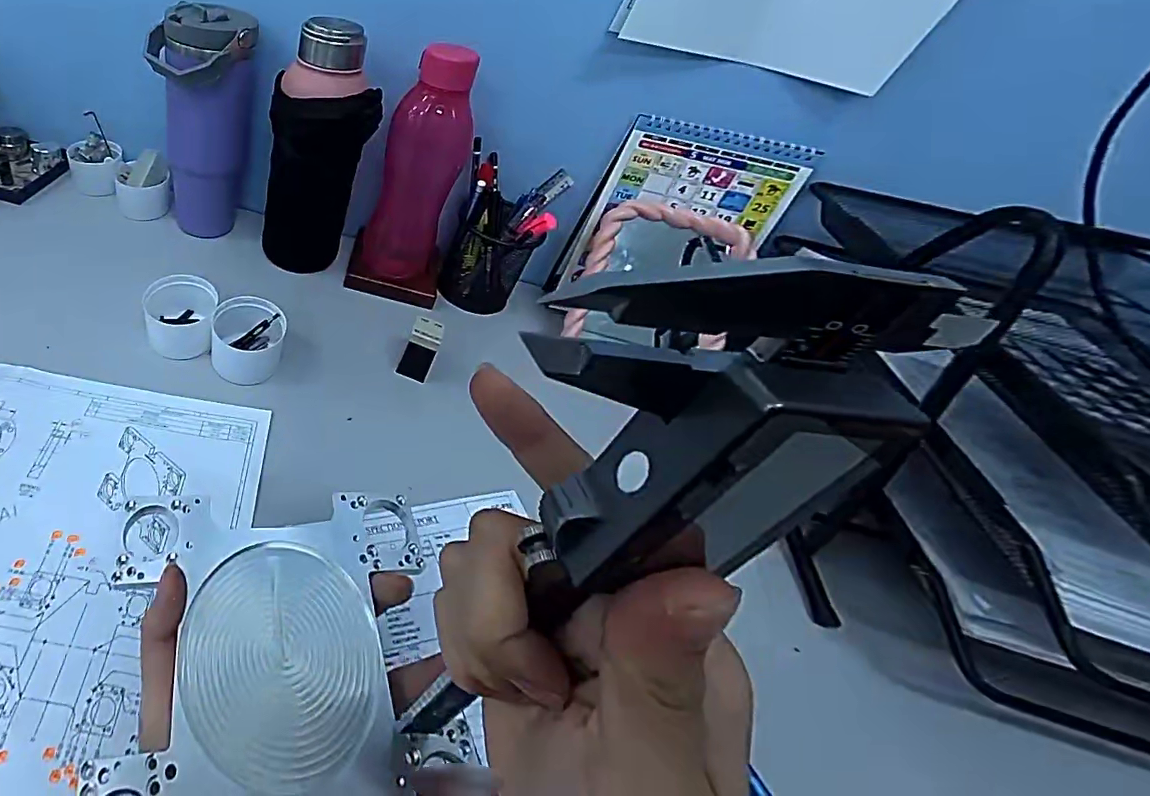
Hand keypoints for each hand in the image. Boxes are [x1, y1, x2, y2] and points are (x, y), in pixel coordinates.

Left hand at [137, 562, 430, 751]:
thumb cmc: (181, 762)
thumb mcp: (166, 697)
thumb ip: (166, 638)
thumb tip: (174, 575)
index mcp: (264, 667)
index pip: (304, 612)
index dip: (331, 582)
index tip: (355, 562)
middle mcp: (300, 690)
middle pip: (347, 637)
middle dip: (376, 607)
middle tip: (396, 587)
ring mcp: (326, 726)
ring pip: (378, 682)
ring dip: (410, 662)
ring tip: (431, 648)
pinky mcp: (349, 761)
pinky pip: (392, 735)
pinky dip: (420, 715)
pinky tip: (434, 698)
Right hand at [435, 364, 753, 795]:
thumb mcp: (657, 764)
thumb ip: (664, 676)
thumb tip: (698, 584)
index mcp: (655, 606)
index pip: (606, 500)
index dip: (541, 438)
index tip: (490, 392)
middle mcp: (599, 592)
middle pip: (512, 529)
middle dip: (500, 601)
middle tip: (533, 674)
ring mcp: (547, 609)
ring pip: (472, 558)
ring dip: (481, 632)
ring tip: (521, 691)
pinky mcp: (505, 628)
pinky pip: (452, 594)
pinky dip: (463, 644)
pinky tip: (498, 686)